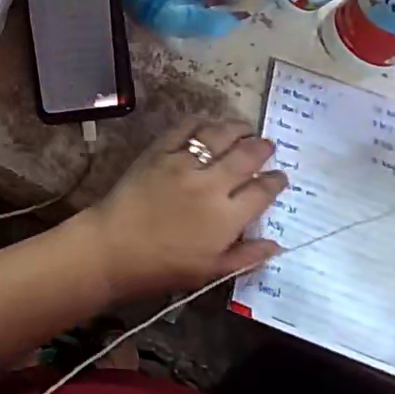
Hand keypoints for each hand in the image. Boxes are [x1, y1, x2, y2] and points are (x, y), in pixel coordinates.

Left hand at [75, 117, 286, 298]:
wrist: (113, 247)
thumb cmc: (163, 266)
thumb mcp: (210, 271)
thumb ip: (246, 256)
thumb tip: (277, 245)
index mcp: (226, 217)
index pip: (261, 192)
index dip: (275, 182)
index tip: (281, 176)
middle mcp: (210, 184)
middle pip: (245, 156)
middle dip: (262, 148)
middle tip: (268, 144)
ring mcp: (183, 163)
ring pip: (218, 135)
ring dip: (237, 128)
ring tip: (244, 127)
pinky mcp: (159, 151)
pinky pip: (185, 128)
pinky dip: (200, 122)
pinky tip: (208, 123)